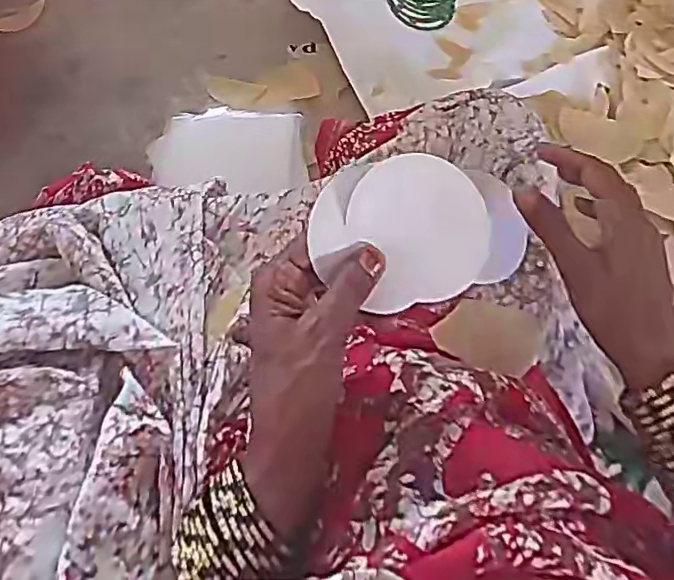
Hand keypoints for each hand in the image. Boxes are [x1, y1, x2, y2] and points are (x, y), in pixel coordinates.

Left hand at [242, 240, 383, 538]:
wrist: (290, 451)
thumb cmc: (295, 392)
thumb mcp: (323, 333)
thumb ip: (348, 289)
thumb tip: (372, 253)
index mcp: (275, 280)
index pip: (311, 242)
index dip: (343, 232)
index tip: (378, 221)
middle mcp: (285, 288)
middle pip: (326, 260)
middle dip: (359, 258)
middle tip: (396, 248)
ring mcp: (302, 309)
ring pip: (338, 282)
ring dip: (365, 284)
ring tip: (398, 277)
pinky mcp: (318, 328)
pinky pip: (343, 304)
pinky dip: (364, 306)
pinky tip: (389, 309)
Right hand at [515, 145, 673, 391]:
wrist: (654, 356)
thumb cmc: (613, 311)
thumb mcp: (575, 268)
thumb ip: (550, 226)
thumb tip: (523, 190)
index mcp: (625, 218)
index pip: (597, 171)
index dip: (567, 156)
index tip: (538, 152)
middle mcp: (640, 221)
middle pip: (610, 180)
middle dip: (579, 165)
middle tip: (547, 163)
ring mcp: (646, 238)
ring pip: (617, 197)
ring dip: (590, 183)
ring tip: (561, 181)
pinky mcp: (646, 254)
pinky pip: (621, 214)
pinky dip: (599, 204)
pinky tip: (583, 216)